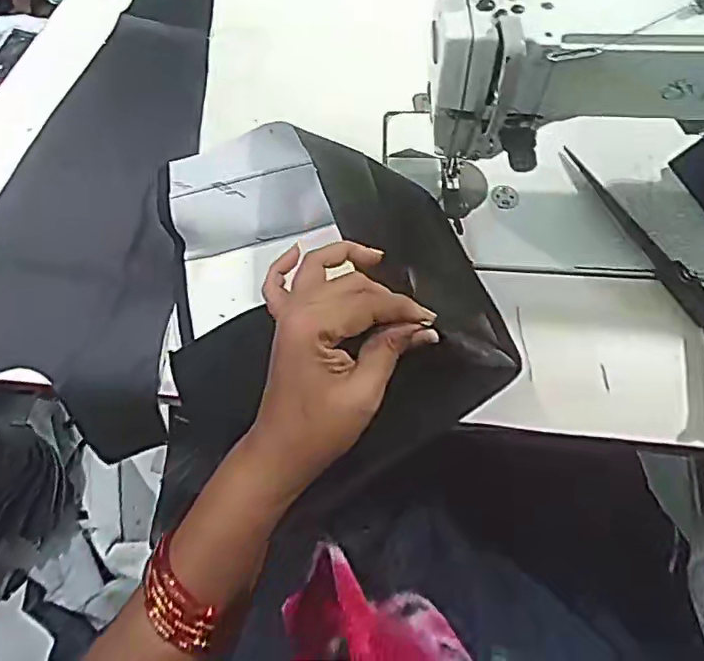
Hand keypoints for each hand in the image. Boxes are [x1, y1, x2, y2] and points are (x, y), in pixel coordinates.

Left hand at [240, 241, 438, 498]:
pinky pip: (277, 284)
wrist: (281, 451)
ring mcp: (287, 316)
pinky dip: (284, 265)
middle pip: (348, 283)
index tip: (425, 318)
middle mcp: (296, 313)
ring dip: (342, 256)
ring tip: (373, 256)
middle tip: (414, 312)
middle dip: (386, 293)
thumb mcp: (363, 393)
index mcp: (313, 326)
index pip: (367, 302)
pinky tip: (296, 253)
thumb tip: (415, 328)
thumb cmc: (313, 431)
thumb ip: (389, 350)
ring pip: (316, 269)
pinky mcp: (284, 325)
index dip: (402, 308)